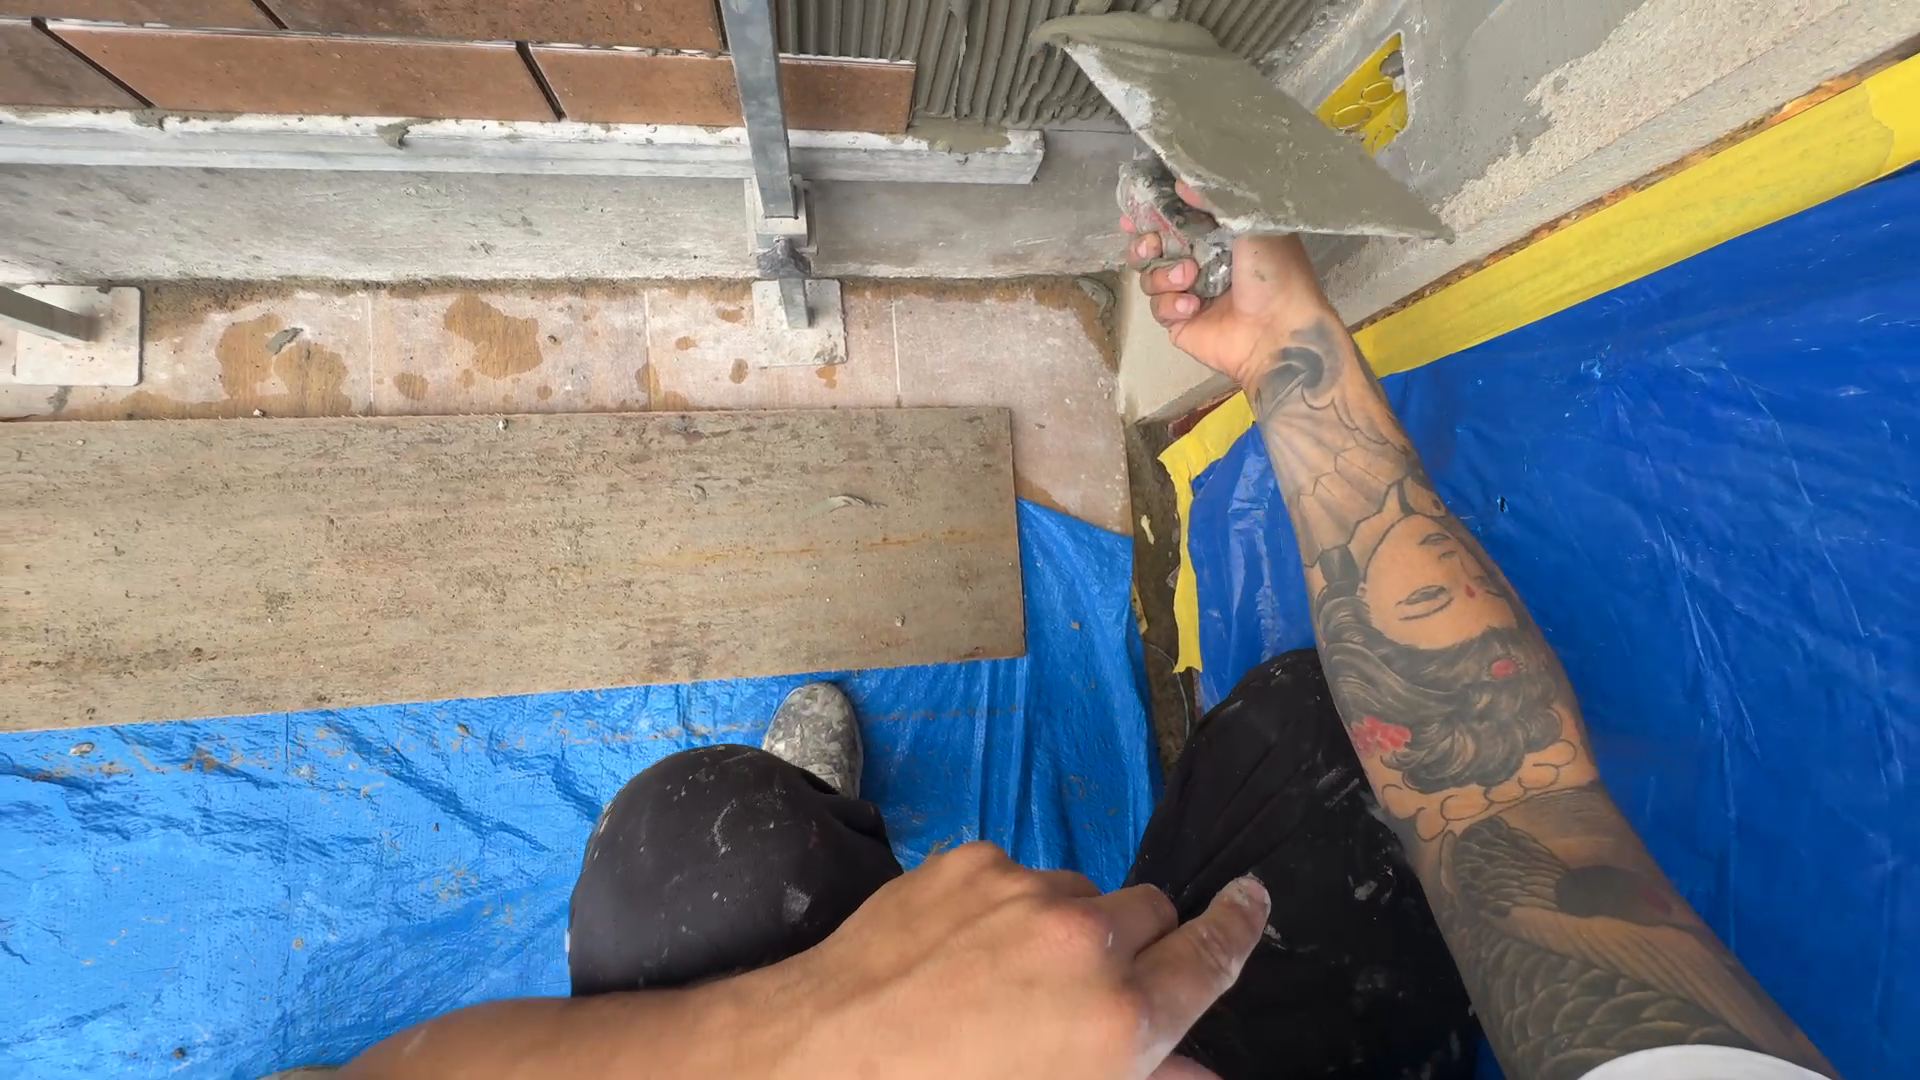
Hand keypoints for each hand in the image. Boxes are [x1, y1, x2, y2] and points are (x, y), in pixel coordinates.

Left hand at [759, 843, 1269, 1079]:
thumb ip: (1144, 1077)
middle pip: (1151, 909)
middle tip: (1091, 974)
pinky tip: (965, 942)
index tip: (1250, 899)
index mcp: (1118, 1016)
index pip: (1208, 956)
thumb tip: (1201, 1069)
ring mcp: (1025, 887)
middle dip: (1136, 938)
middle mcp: (1083, 938)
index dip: (1236, 927)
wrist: (829, 1052)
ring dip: (1068, 921)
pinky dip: (1009, 901)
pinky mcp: (975, 856)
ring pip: (1082, 889)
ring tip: (1008, 968)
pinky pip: (1019, 872)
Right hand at [1124, 183, 1337, 387]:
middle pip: (1152, 248)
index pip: (1176, 218)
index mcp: (1218, 234)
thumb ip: (1215, 200)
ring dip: (1163, 274)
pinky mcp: (1180, 321)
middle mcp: (1200, 261)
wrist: (1276, 331)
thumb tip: (1180, 182)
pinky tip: (1193, 307)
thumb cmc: (1275, 274)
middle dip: (1145, 244)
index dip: (1152, 214)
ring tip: (1188, 278)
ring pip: (1150, 277)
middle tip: (1153, 244)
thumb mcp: (1251, 224)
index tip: (1134, 213)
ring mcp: (1188, 293)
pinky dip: (1171, 304)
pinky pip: (1158, 307)